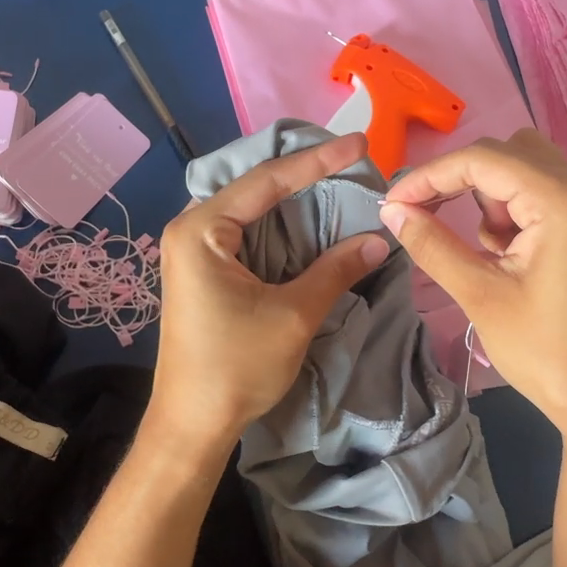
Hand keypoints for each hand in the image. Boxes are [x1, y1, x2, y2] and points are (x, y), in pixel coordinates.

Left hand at [150, 133, 390, 457]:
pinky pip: (244, 231)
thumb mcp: (293, 315)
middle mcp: (189, 229)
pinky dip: (277, 222)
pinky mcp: (202, 270)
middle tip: (348, 155)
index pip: (266, 181)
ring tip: (334, 175)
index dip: (317, 161)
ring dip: (289, 196)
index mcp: (200, 230)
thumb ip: (335, 270)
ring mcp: (192, 250)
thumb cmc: (236, 367)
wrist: (193, 423)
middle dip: (301, 170)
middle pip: (252, 185)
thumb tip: (377, 238)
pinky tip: (306, 217)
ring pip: (248, 207)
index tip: (360, 143)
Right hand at [378, 129, 566, 429]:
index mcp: (564, 200)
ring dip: (488, 198)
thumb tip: (391, 210)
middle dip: (461, 182)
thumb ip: (432, 244)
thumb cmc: (546, 353)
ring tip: (483, 253)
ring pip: (525, 170)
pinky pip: (543, 195)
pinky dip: (512, 212)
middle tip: (428, 218)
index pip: (483, 159)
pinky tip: (506, 257)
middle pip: (506, 154)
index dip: (430, 176)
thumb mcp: (480, 295)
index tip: (392, 203)